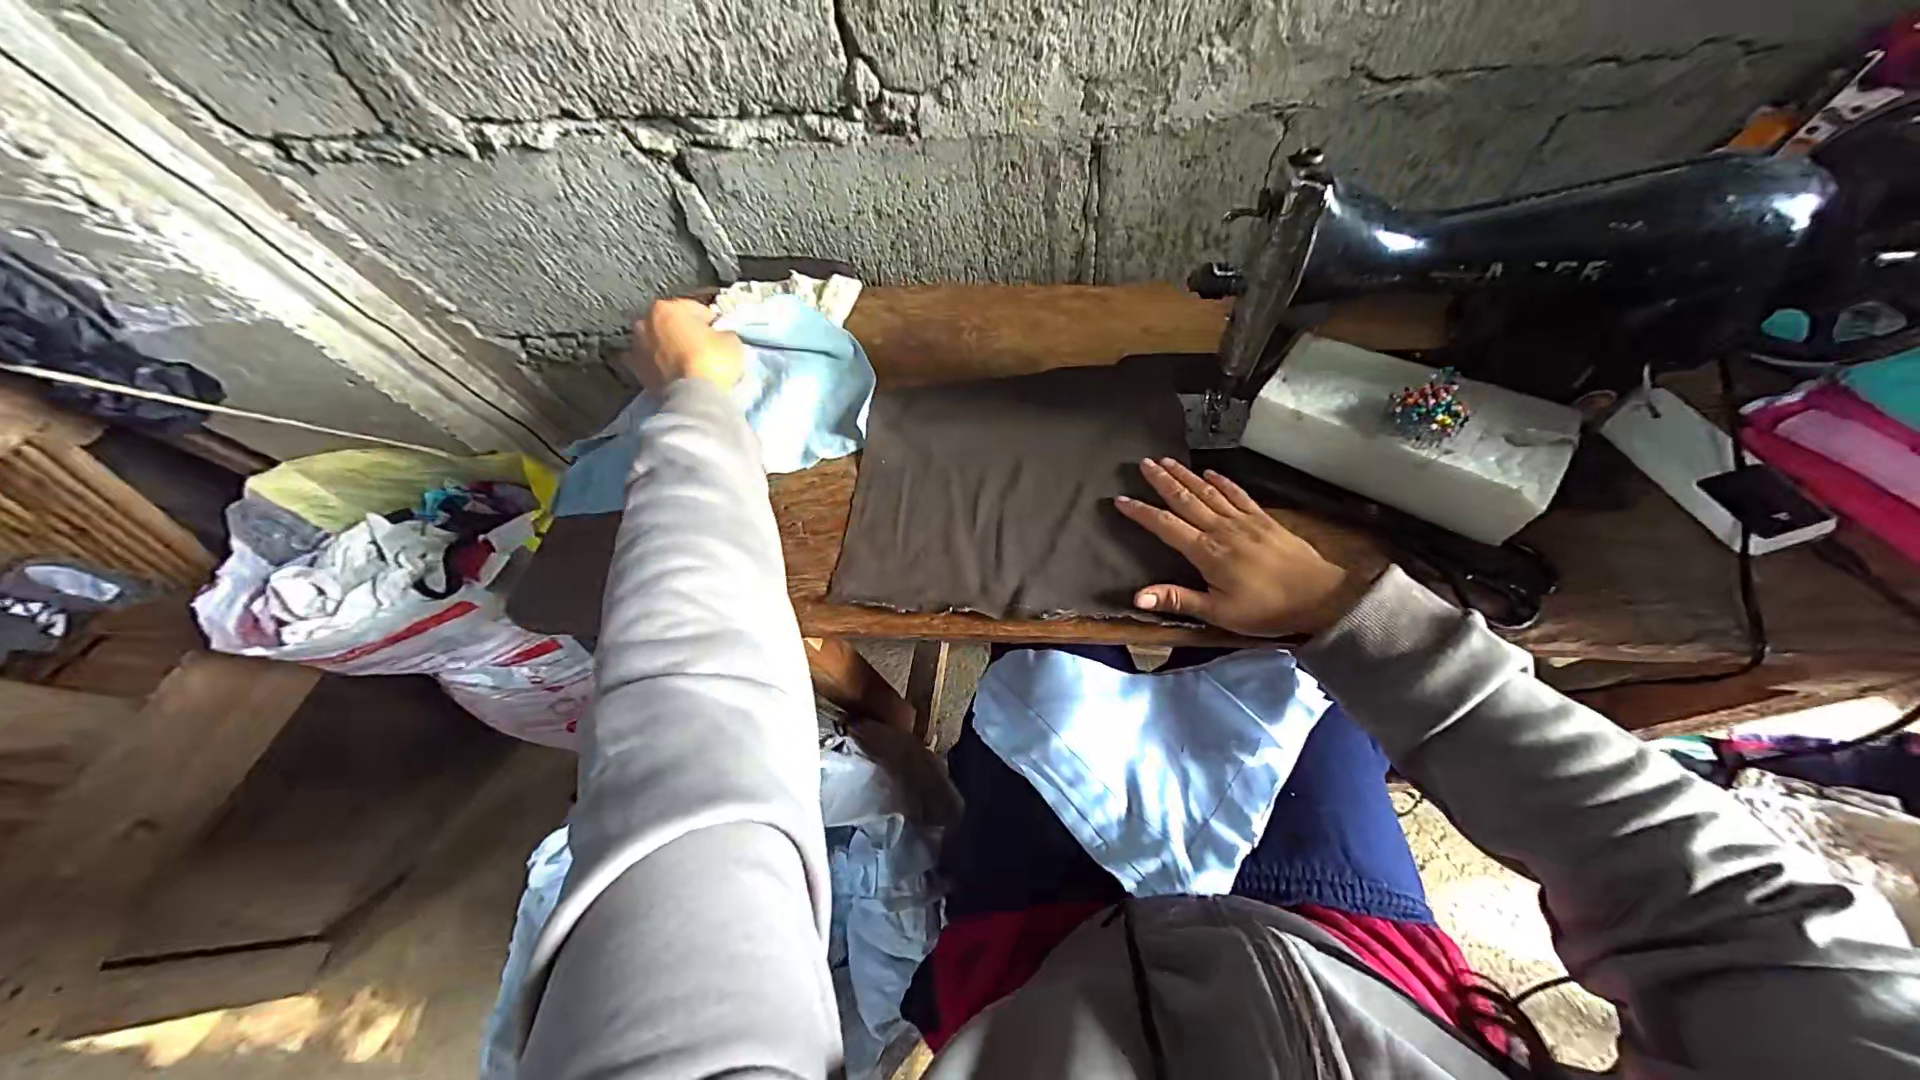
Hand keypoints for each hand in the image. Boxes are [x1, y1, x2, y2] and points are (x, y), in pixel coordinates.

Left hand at [627, 298, 745, 392]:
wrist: (692, 397)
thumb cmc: (712, 361)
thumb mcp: (731, 340)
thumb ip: (721, 333)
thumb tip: (718, 336)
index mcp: (666, 308)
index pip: (691, 308)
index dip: (707, 319)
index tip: (717, 330)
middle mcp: (644, 323)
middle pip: (668, 324)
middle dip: (681, 331)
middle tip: (700, 345)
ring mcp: (636, 348)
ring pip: (655, 343)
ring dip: (667, 348)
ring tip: (685, 362)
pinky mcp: (636, 373)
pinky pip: (650, 364)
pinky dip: (658, 367)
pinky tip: (672, 374)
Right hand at [1115, 458, 1364, 636]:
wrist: (1320, 597)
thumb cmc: (1266, 609)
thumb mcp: (1218, 612)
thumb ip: (1178, 599)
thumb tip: (1137, 596)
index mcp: (1206, 552)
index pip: (1165, 527)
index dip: (1141, 512)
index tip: (1121, 499)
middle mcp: (1221, 529)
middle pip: (1185, 499)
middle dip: (1161, 481)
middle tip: (1143, 463)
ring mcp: (1244, 521)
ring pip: (1207, 491)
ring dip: (1185, 475)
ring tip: (1167, 460)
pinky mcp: (1264, 519)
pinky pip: (1238, 494)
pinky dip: (1222, 481)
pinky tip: (1209, 471)